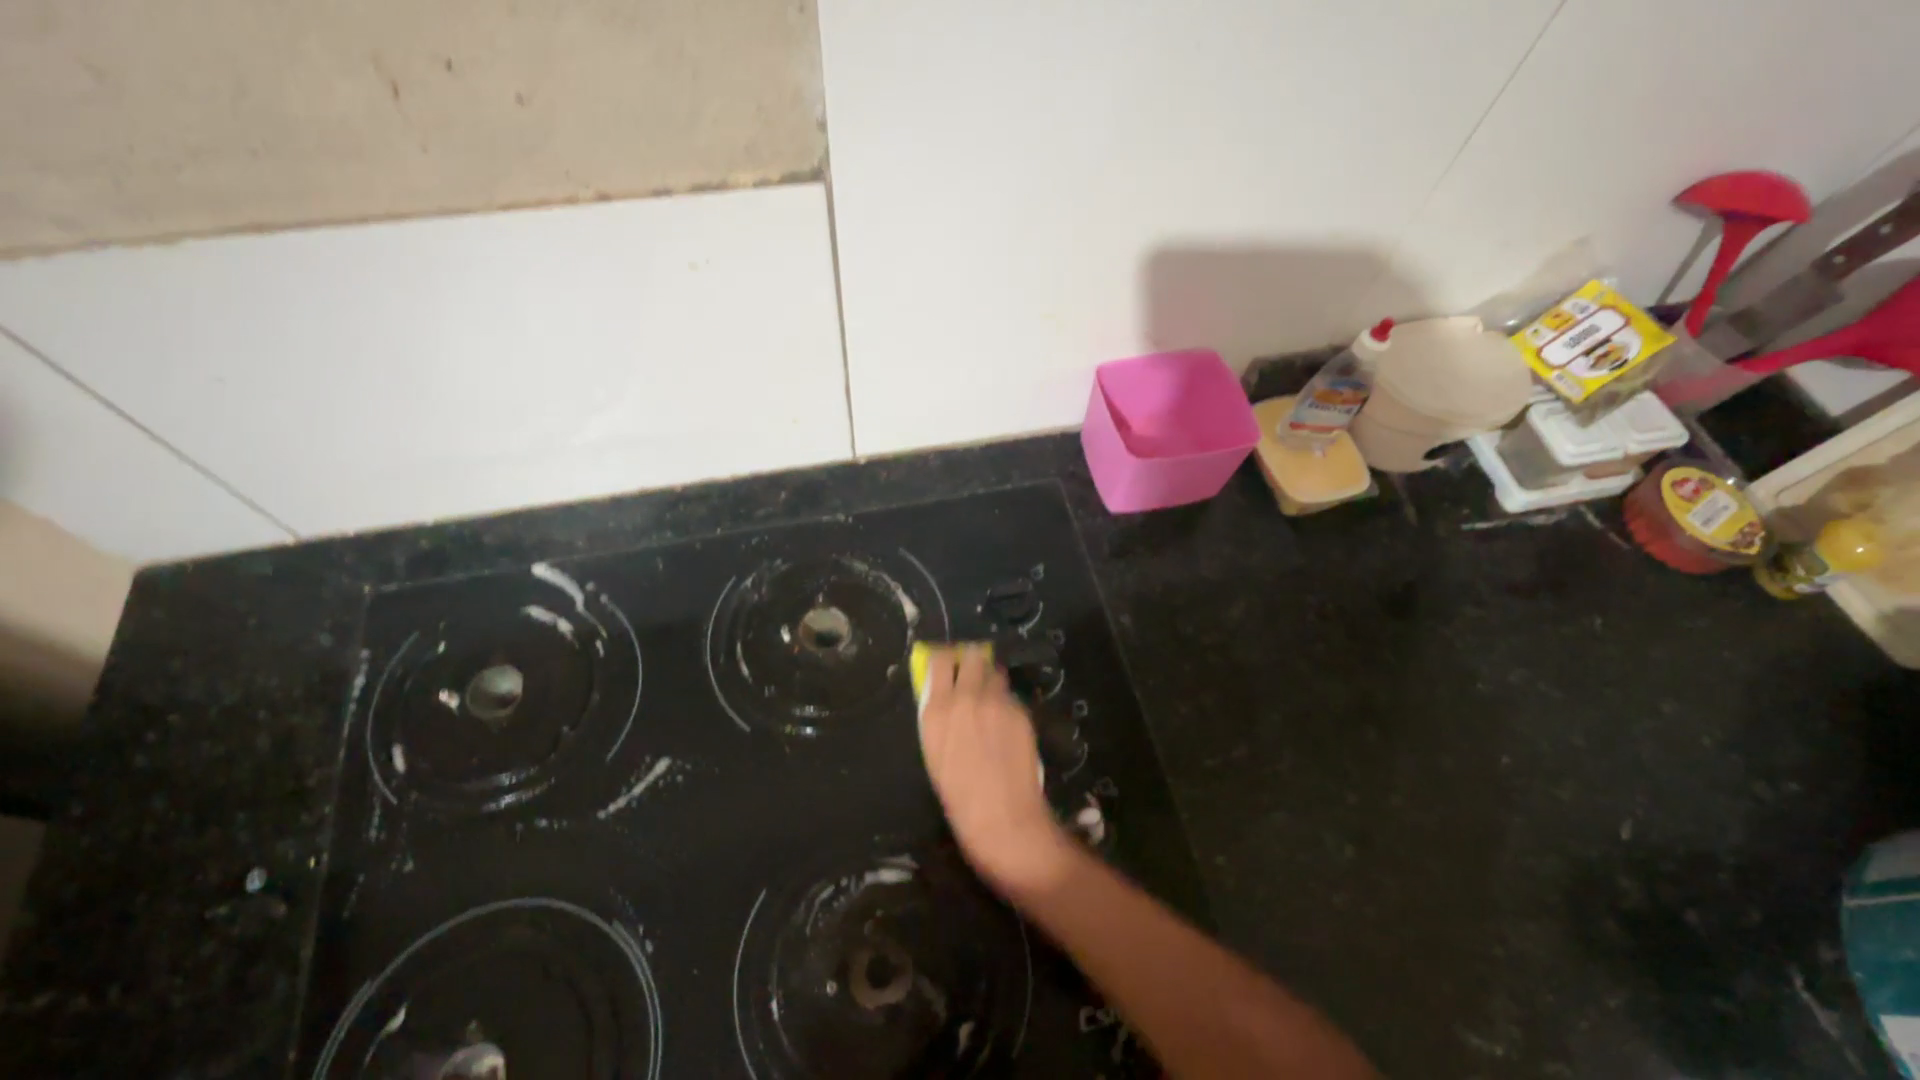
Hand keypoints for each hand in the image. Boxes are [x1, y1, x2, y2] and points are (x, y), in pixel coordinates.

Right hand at [918, 645, 1070, 892]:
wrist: (1002, 817)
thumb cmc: (959, 795)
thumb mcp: (935, 752)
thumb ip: (939, 717)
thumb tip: (942, 694)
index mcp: (937, 709)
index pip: (939, 660)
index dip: (945, 659)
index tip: (947, 666)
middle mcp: (966, 697)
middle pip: (972, 656)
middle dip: (972, 662)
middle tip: (972, 677)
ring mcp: (997, 702)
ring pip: (995, 672)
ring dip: (991, 679)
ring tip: (991, 701)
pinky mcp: (1021, 711)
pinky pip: (1011, 696)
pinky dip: (1006, 702)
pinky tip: (1006, 724)